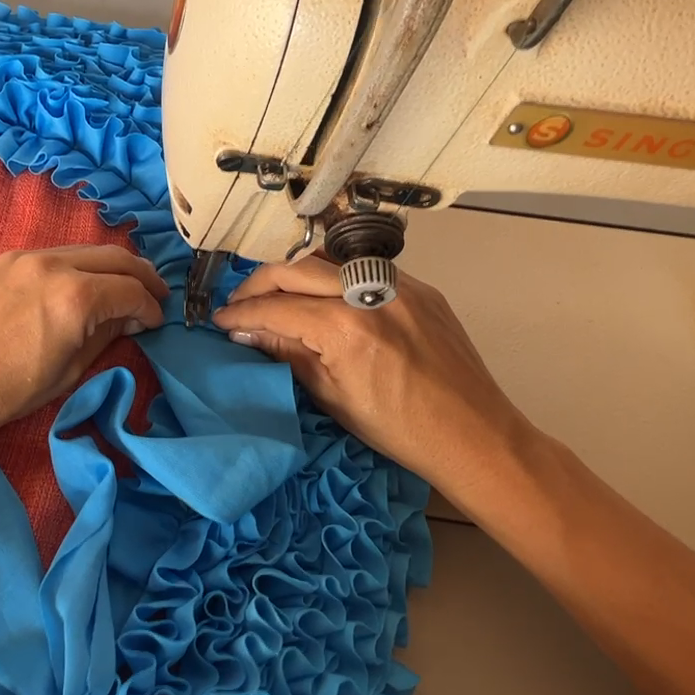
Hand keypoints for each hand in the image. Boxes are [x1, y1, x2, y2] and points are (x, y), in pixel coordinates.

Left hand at [0, 245, 168, 452]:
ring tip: (121, 289)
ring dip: (110, 267)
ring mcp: (26, 257)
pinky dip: (77, 266)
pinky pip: (54, 255)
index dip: (151, 308)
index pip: (131, 291)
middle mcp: (54, 266)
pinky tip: (79, 286)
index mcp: (75, 298)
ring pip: (84, 250)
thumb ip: (105, 338)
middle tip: (155, 295)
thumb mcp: (67, 374)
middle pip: (115, 257)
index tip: (156, 322)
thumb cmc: (5, 393)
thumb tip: (127, 319)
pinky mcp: (4, 260)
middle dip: (142, 276)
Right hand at [212, 257, 535, 494]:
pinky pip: (363, 269)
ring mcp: (400, 285)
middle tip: (239, 305)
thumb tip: (246, 332)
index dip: (241, 313)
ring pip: (328, 259)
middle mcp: (371, 292)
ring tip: (275, 295)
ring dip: (293, 273)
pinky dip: (332, 278)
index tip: (219, 321)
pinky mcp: (421, 288)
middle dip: (258, 284)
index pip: (276, 307)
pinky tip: (322, 299)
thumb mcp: (331, 396)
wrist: (475, 435)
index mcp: (345, 328)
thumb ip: (287, 353)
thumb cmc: (398, 429)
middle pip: (295, 269)